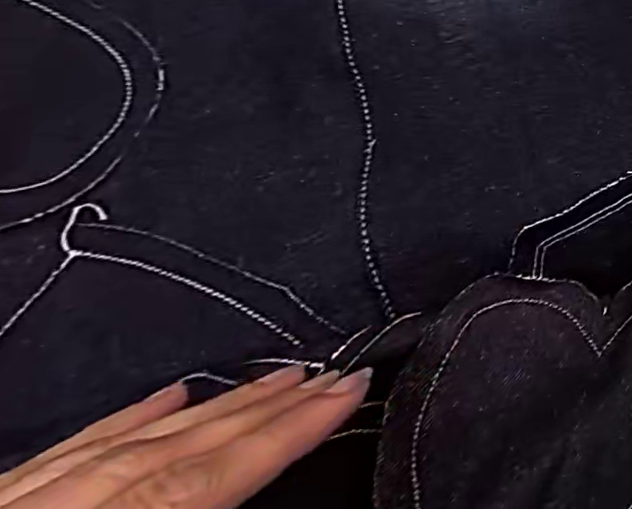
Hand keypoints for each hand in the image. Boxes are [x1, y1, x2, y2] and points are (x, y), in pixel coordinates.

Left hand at [0, 366, 369, 508]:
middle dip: (265, 410)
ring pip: (121, 448)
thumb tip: (274, 489)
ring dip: (216, 407)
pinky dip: (118, 422)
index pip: (201, 481)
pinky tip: (169, 395)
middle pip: (170, 454)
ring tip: (282, 375)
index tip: (355, 386)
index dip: (287, 432)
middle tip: (335, 373)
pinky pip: (46, 460)